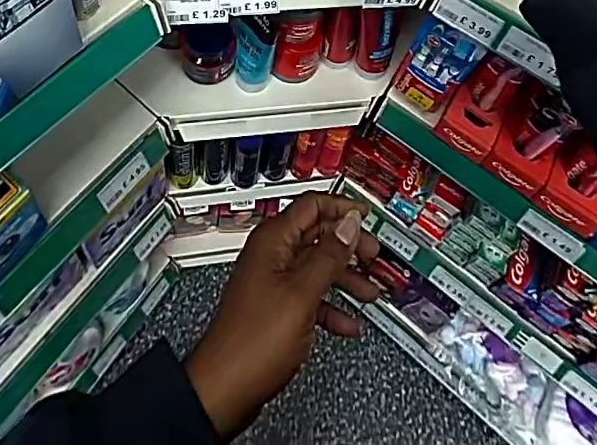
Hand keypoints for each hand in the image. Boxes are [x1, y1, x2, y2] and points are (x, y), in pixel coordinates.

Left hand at [184, 194, 381, 438]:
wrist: (223, 392)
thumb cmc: (251, 342)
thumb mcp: (301, 293)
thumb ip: (329, 255)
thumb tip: (349, 224)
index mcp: (274, 240)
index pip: (312, 205)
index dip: (341, 207)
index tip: (365, 215)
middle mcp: (272, 255)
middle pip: (318, 235)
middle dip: (349, 246)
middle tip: (372, 254)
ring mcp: (273, 282)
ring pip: (317, 268)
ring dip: (345, 278)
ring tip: (369, 290)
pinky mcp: (276, 308)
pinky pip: (311, 297)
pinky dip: (331, 306)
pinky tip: (348, 322)